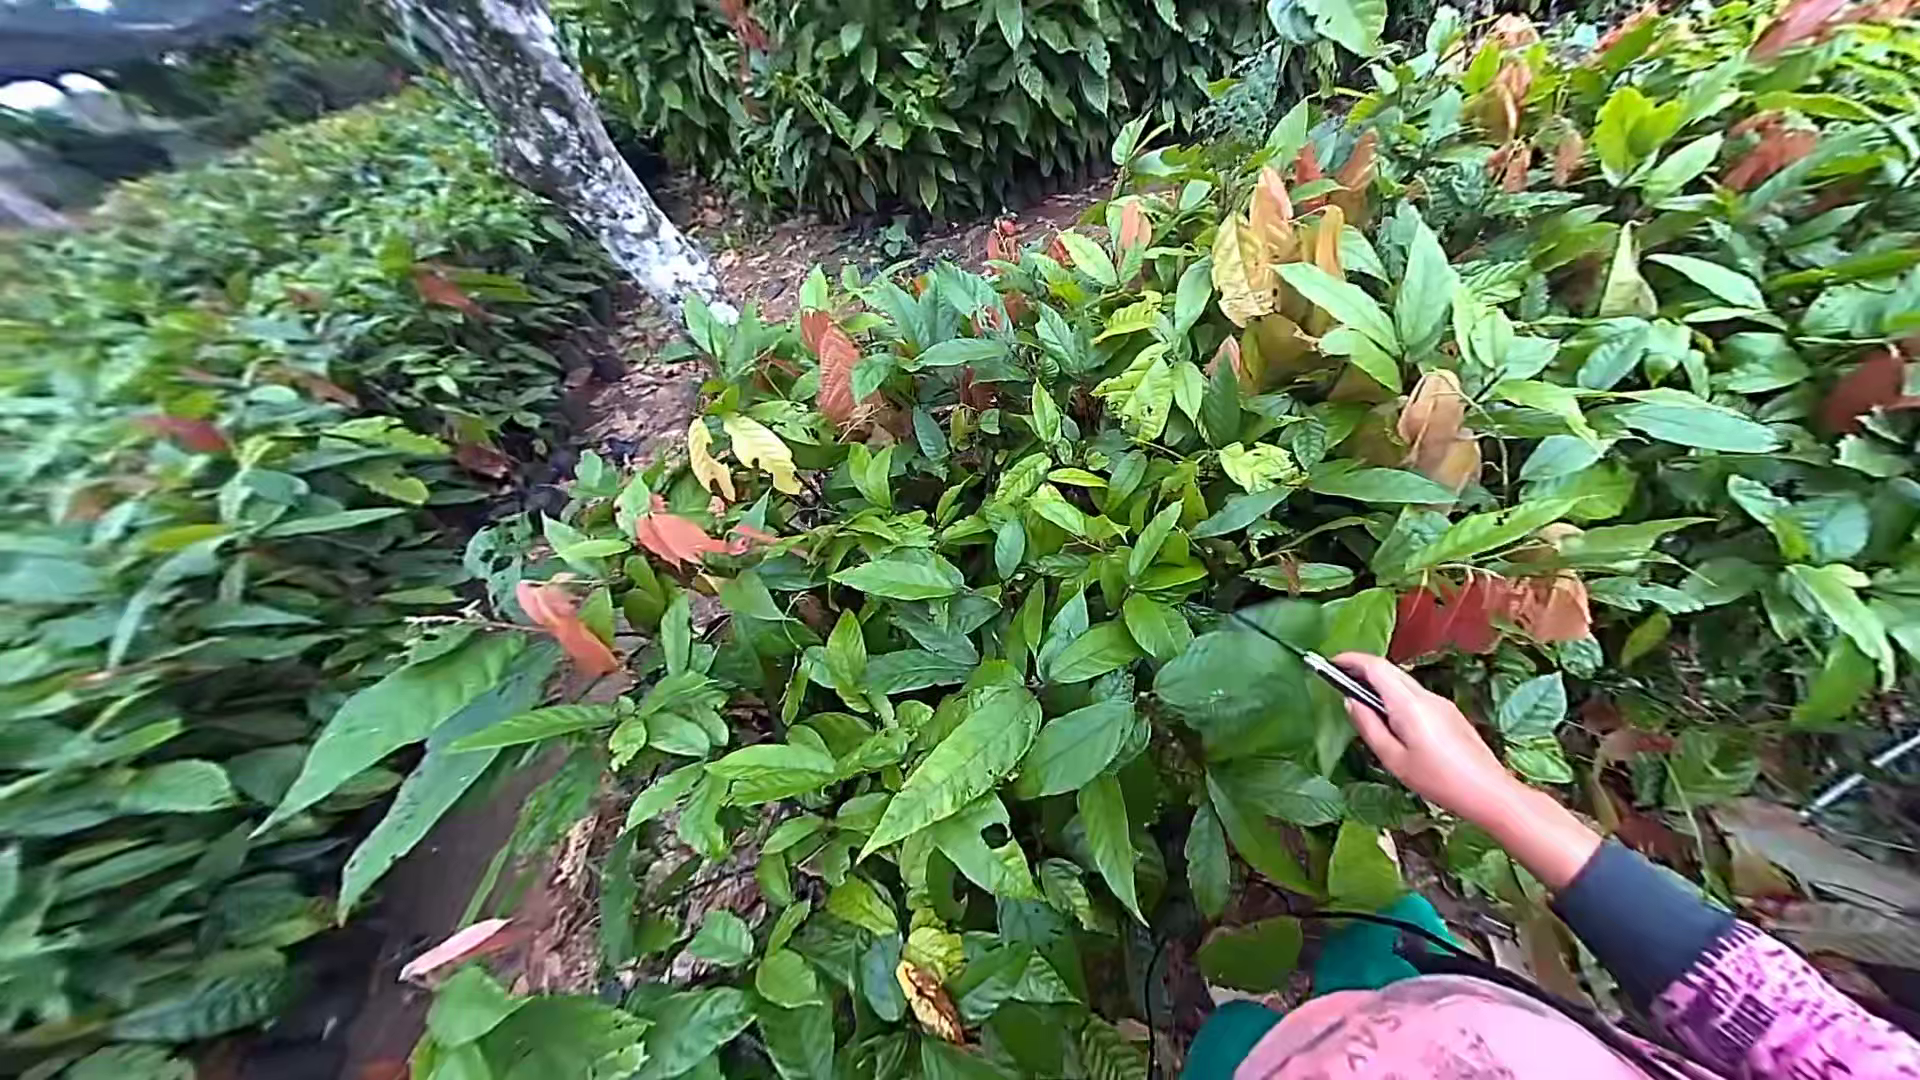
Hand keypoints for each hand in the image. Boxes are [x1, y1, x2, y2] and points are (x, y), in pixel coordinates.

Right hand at [1329, 652, 1522, 824]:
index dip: (1350, 660)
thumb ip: (1367, 725)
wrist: (1493, 795)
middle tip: (1338, 678)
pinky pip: (1414, 694)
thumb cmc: (1439, 780)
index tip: (1330, 663)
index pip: (1375, 666)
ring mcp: (1441, 703)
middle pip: (1389, 669)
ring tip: (1359, 699)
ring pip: (1402, 681)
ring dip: (1378, 683)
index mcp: (1408, 704)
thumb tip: (1350, 701)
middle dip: (1361, 668)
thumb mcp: (1392, 758)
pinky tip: (1388, 716)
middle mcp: (1426, 696)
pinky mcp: (1449, 713)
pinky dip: (1394, 694)